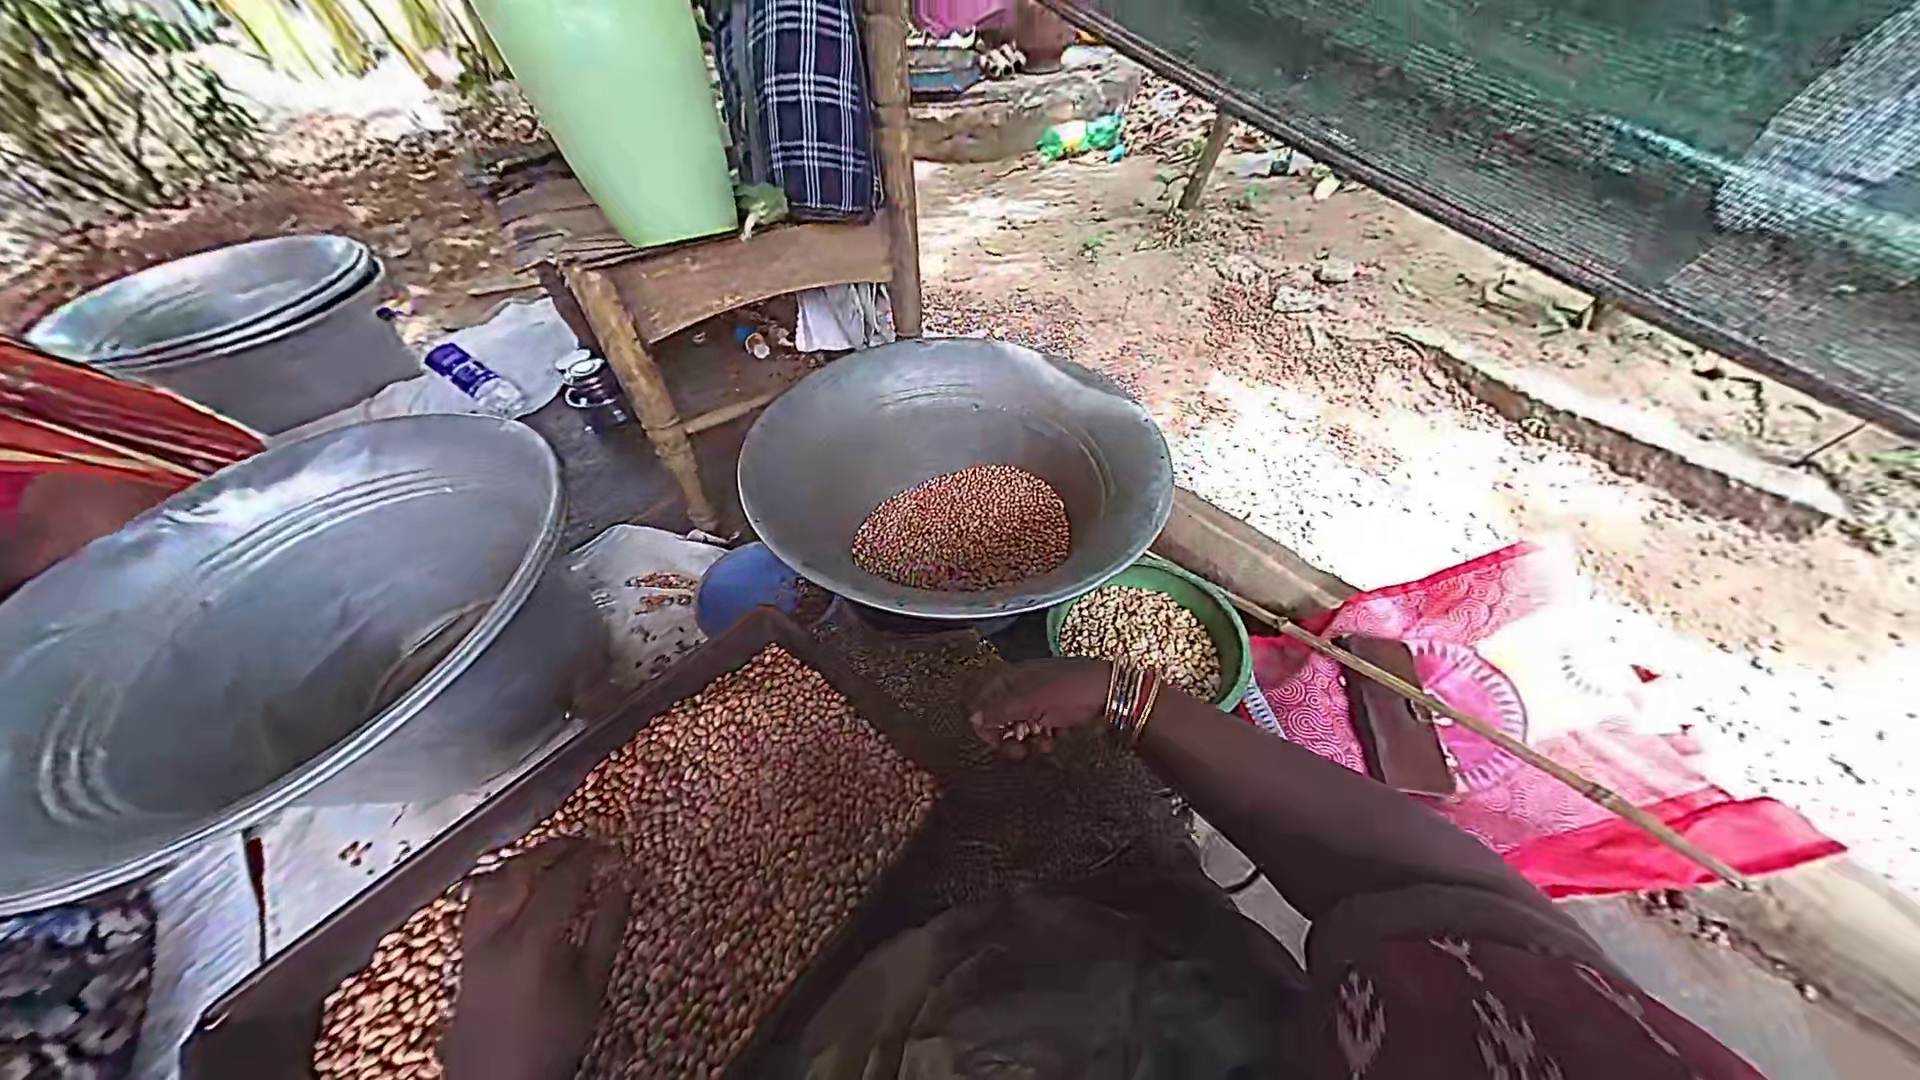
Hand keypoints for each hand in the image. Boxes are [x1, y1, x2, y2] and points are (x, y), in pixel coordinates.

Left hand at [441, 839, 628, 1079]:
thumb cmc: (552, 1039)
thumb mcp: (592, 981)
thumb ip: (608, 925)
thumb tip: (625, 881)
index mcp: (531, 941)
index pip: (562, 878)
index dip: (592, 857)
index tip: (614, 851)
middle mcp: (494, 936)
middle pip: (520, 870)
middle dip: (556, 848)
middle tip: (587, 845)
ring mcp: (472, 946)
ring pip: (493, 882)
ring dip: (527, 861)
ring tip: (557, 858)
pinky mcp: (464, 957)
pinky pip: (480, 902)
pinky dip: (505, 882)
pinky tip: (526, 888)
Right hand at [968, 657, 1111, 758]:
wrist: (1113, 692)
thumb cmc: (1070, 691)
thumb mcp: (1032, 701)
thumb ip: (1000, 710)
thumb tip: (972, 718)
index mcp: (1011, 679)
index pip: (983, 702)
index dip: (986, 724)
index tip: (996, 741)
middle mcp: (1021, 690)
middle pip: (1000, 720)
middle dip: (1008, 738)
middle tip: (1021, 751)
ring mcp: (1039, 703)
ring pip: (1020, 730)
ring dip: (1028, 742)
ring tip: (1045, 744)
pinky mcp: (1055, 716)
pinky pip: (1039, 732)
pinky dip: (1044, 739)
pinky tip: (1056, 740)